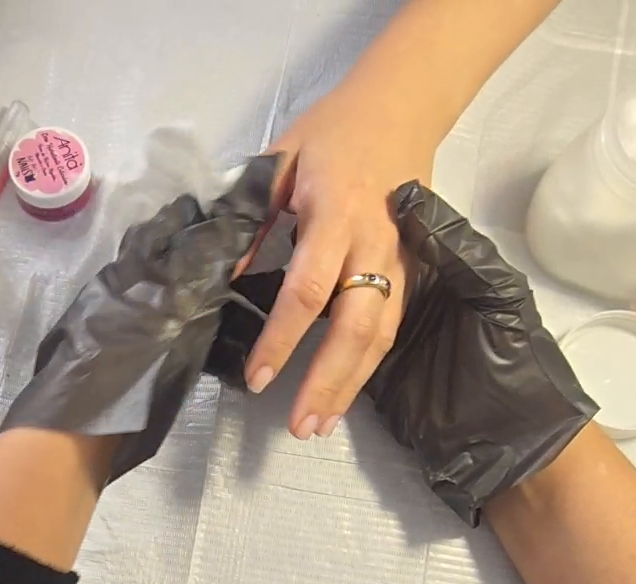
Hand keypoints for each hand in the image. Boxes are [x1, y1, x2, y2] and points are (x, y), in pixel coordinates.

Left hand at [245, 89, 438, 438]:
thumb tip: (224, 279)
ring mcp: (399, 259)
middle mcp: (373, 243)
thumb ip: (253, 219)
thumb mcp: (280, 162)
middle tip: (299, 425)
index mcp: (335, 213)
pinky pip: (390, 327)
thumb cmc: (332, 132)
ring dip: (349, 386)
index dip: (282, 340)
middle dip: (326, 381)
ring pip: (379, 335)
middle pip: (354, 326)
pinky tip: (343, 396)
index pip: (308, 290)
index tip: (257, 378)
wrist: (403, 105)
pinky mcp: (411, 271)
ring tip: (319, 426)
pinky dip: (366, 367)